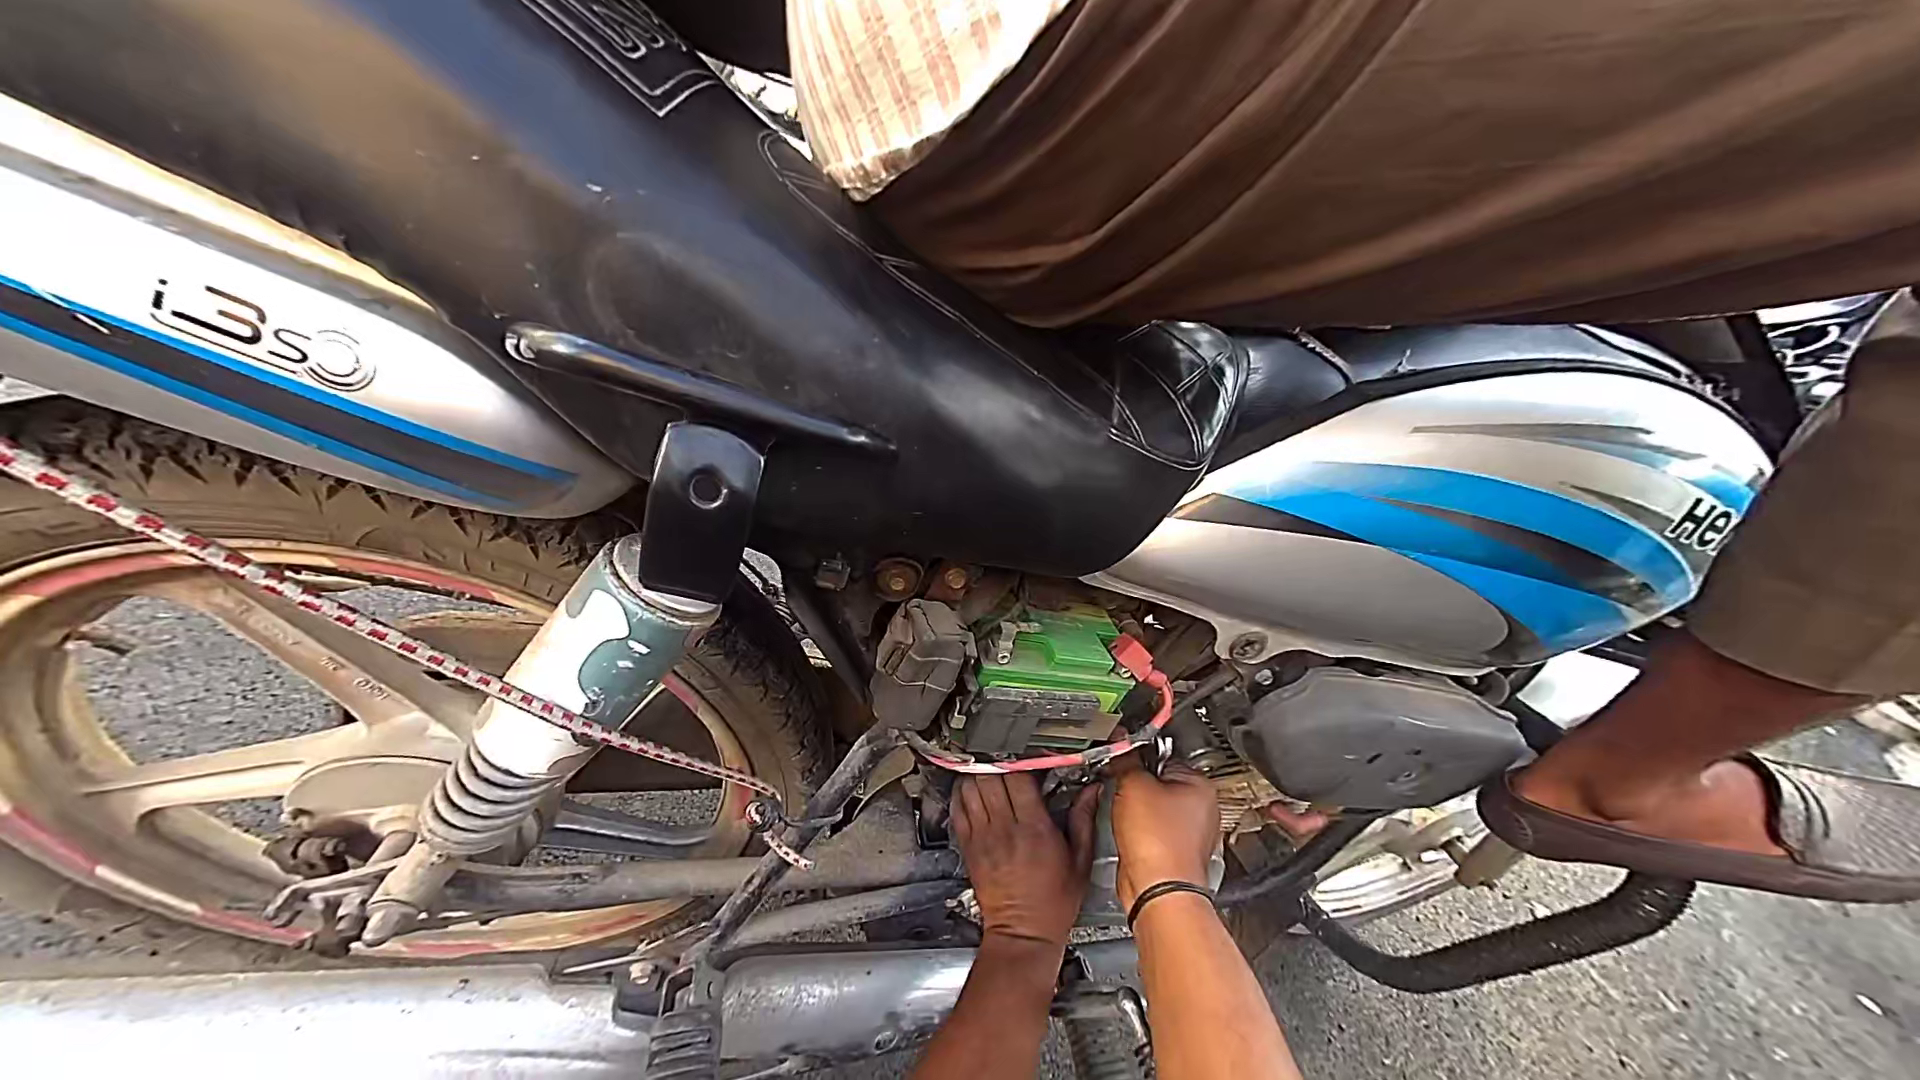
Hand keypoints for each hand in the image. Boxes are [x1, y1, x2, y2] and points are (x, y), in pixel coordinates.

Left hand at [951, 773, 1097, 947]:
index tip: (1030, 755)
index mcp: (1034, 829)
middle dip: (998, 760)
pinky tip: (971, 787)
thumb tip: (1091, 791)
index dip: (1022, 759)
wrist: (1023, 934)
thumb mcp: (1079, 861)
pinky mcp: (968, 846)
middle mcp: (1005, 829)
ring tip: (989, 768)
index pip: (1019, 778)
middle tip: (1007, 756)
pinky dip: (961, 792)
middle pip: (990, 776)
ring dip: (978, 772)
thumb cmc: (1052, 902)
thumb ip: (1083, 820)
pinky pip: (957, 808)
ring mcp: (982, 836)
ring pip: (969, 786)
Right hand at [1109, 757, 1219, 908]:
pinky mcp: (1173, 850)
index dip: (1138, 755)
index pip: (1163, 754)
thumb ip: (1126, 759)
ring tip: (1126, 814)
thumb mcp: (1133, 785)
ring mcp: (1189, 831)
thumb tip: (1120, 743)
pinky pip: (1151, 827)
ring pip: (1153, 805)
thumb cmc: (1157, 843)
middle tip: (1122, 787)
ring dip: (1135, 806)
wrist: (1157, 890)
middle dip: (1136, 782)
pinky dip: (1138, 827)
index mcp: (1200, 786)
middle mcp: (1201, 808)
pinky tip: (1129, 831)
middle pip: (1158, 779)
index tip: (1122, 758)